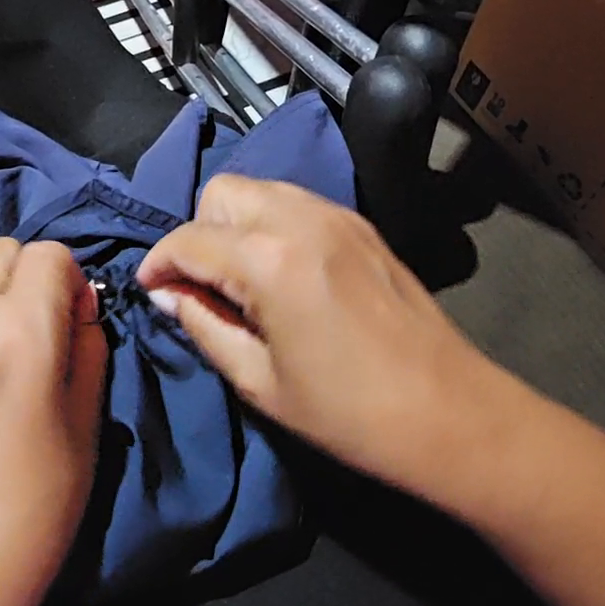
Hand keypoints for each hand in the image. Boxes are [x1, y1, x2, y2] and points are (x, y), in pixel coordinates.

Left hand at [0, 238, 107, 605]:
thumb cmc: (39, 501)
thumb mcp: (87, 420)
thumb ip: (88, 345)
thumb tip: (77, 308)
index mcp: (21, 332)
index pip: (47, 252)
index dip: (69, 278)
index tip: (74, 318)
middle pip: (0, 250)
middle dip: (28, 275)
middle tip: (39, 326)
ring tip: (0, 355)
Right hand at [136, 174, 501, 497]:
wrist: (453, 415)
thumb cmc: (350, 414)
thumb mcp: (259, 382)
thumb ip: (203, 325)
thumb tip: (167, 295)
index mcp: (269, 261)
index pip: (188, 240)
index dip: (158, 265)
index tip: (151, 291)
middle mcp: (299, 219)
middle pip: (220, 194)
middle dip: (197, 233)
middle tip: (202, 285)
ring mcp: (336, 215)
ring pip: (257, 189)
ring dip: (233, 224)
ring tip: (238, 277)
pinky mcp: (360, 224)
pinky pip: (293, 202)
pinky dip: (269, 223)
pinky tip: (279, 269)